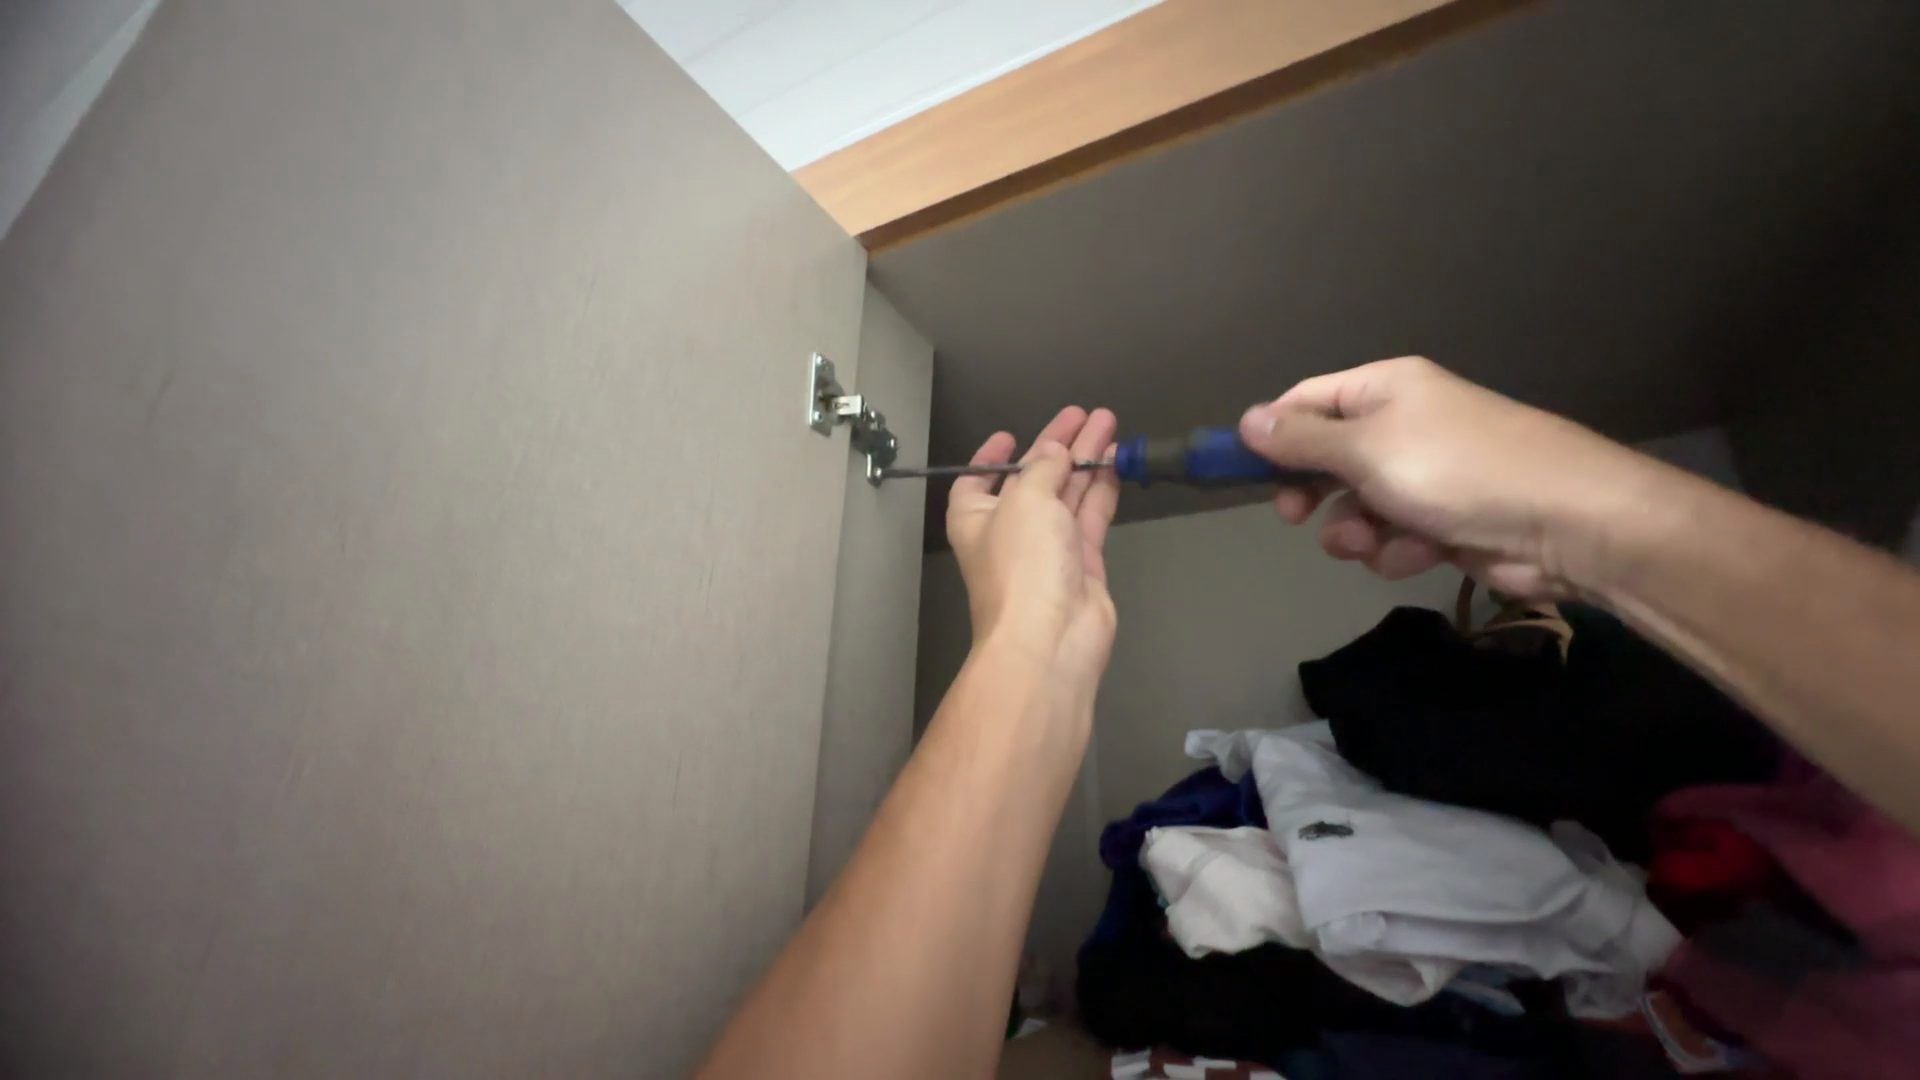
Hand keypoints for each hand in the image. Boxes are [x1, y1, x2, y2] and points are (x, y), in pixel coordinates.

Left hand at [947, 407, 1120, 681]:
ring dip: (1086, 460)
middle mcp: (1009, 531)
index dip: (990, 456)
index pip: (976, 480)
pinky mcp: (1081, 563)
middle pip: (1033, 479)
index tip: (1009, 434)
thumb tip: (1055, 451)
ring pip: (1067, 494)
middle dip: (1058, 446)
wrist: (1050, 639)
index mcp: (975, 517)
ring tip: (1109, 424)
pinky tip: (1116, 462)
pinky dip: (1102, 489)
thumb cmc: (1022, 564)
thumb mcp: (1024, 500)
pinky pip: (1090, 517)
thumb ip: (1042, 468)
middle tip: (1085, 414)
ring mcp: (1047, 548)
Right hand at [1238, 357, 1658, 597]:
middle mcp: (1400, 425)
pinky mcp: (1439, 518)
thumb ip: (1300, 439)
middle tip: (1294, 515)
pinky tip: (1416, 551)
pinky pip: (1388, 533)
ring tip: (1372, 542)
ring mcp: (1421, 473)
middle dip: (1311, 492)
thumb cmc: (1456, 470)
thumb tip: (1246, 420)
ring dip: (1353, 529)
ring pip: (1351, 504)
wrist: (1566, 524)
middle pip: (1324, 457)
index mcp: (1383, 390)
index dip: (1272, 434)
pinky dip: (1394, 547)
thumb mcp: (1364, 449)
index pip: (1305, 401)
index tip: (1244, 473)